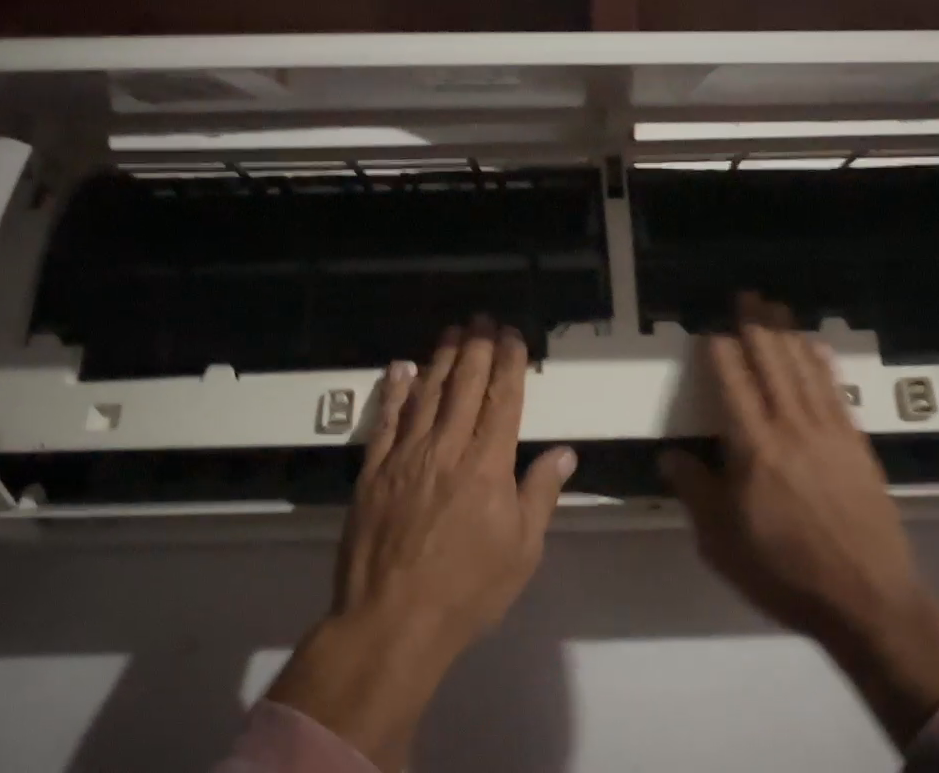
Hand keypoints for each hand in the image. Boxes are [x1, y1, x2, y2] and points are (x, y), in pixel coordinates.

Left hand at [267, 320, 576, 770]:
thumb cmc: (468, 590)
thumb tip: (565, 453)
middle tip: (482, 319)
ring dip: (440, 359)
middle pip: (464, 387)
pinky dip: (395, 391)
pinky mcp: (373, 471)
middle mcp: (447, 449)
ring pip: (426, 394)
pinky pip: (386, 420)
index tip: (512, 335)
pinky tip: (401, 368)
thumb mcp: (522, 551)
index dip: (509, 364)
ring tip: (451, 331)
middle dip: (477, 348)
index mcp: (488, 466)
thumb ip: (540, 495)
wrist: (392, 620)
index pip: (503, 401)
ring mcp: (406, 457)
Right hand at [660, 295, 938, 746]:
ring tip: (775, 308)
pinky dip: (822, 364)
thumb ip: (696, 493)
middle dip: (756, 327)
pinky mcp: (856, 445)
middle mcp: (791, 428)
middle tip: (746, 297)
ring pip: (804, 370)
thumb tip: (671, 457)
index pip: (733, 385)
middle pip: (772, 364)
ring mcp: (829, 433)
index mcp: (753, 449)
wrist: (867, 598)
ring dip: (788, 335)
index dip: (721, 353)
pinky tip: (815, 348)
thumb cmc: (784, 572)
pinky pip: (835, 391)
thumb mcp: (722, 543)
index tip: (712, 330)